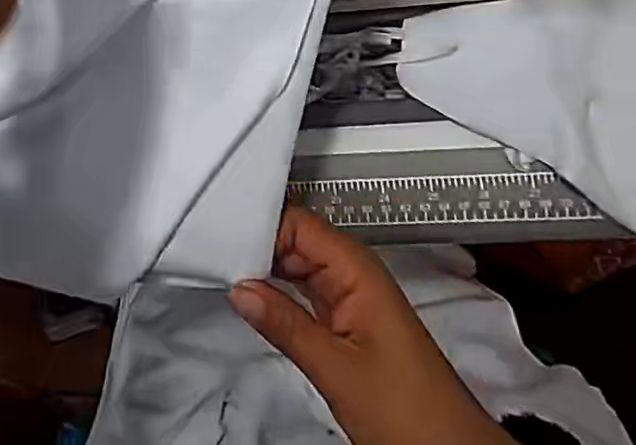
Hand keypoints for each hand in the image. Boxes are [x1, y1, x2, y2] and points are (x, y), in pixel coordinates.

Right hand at [230, 206, 514, 444]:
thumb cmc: (413, 412)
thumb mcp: (337, 369)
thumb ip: (285, 325)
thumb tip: (243, 290)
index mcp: (358, 268)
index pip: (300, 223)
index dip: (264, 226)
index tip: (229, 240)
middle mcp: (354, 272)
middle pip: (297, 237)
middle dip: (261, 245)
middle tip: (222, 258)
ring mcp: (350, 293)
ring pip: (298, 262)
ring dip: (268, 268)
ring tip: (233, 274)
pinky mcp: (345, 316)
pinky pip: (304, 287)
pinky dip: (279, 292)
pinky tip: (260, 299)